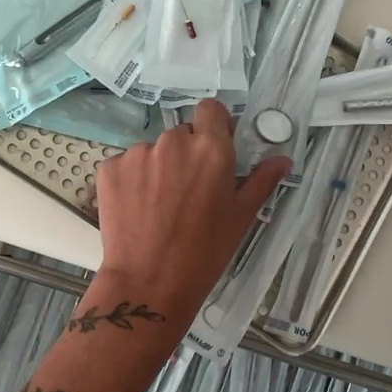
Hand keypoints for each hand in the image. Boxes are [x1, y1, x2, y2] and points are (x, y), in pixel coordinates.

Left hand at [95, 99, 290, 320]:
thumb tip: (282, 159)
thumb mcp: (241, 217)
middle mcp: (173, 141)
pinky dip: (131, 181)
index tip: (213, 149)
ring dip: (158, 168)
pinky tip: (137, 209)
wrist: (149, 282)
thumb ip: (261, 180)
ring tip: (160, 206)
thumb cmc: (204, 252)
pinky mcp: (109, 168)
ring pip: (152, 151)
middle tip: (188, 192)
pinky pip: (125, 165)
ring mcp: (137, 153)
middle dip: (186, 154)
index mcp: (211, 148)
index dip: (213, 126)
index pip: (211, 110)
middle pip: (182, 134)